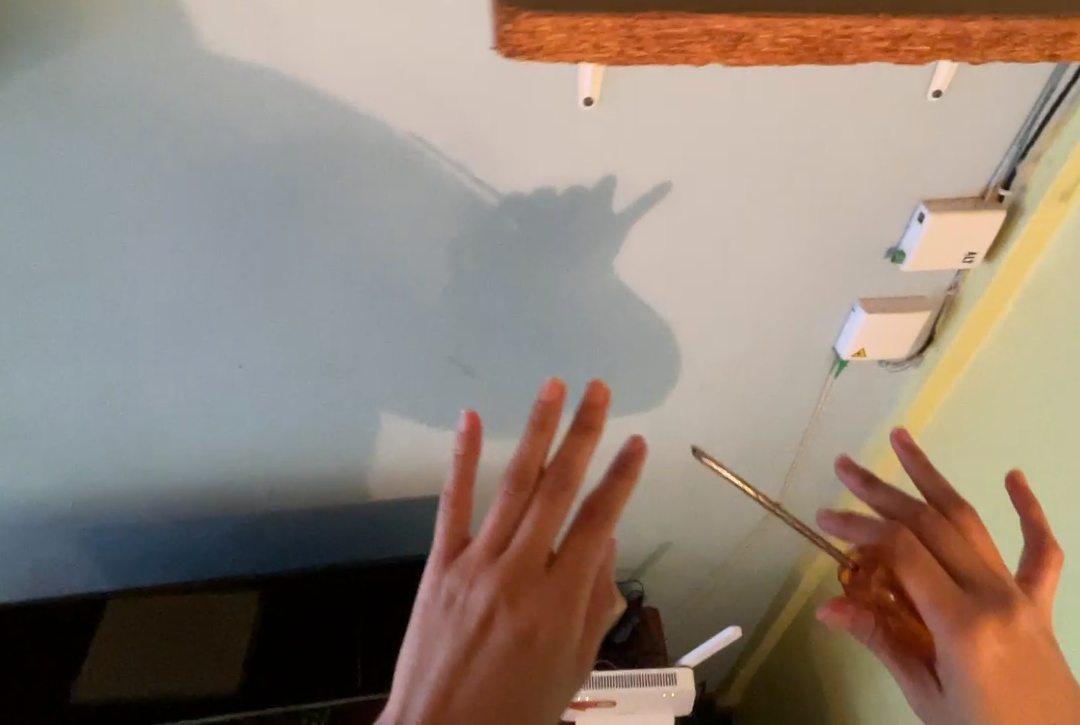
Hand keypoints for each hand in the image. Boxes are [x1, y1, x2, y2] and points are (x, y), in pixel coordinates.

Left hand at [379, 379, 647, 724]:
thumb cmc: (518, 711)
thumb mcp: (574, 668)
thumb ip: (595, 600)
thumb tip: (607, 536)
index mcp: (558, 603)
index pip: (598, 523)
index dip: (621, 478)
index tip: (638, 441)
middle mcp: (520, 572)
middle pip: (559, 489)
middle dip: (583, 434)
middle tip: (599, 390)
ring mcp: (477, 564)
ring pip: (514, 485)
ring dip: (536, 430)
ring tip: (554, 387)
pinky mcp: (441, 564)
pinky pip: (453, 504)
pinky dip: (462, 458)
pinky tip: (470, 418)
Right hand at [816, 428, 1079, 724]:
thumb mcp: (927, 699)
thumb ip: (882, 642)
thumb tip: (827, 606)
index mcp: (961, 623)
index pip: (901, 551)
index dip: (860, 527)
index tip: (825, 519)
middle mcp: (991, 595)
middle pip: (929, 523)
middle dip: (881, 491)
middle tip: (844, 465)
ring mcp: (1019, 595)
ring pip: (969, 521)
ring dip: (931, 477)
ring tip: (901, 439)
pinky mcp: (1040, 605)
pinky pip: (1040, 553)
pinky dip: (1030, 512)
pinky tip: (1015, 477)